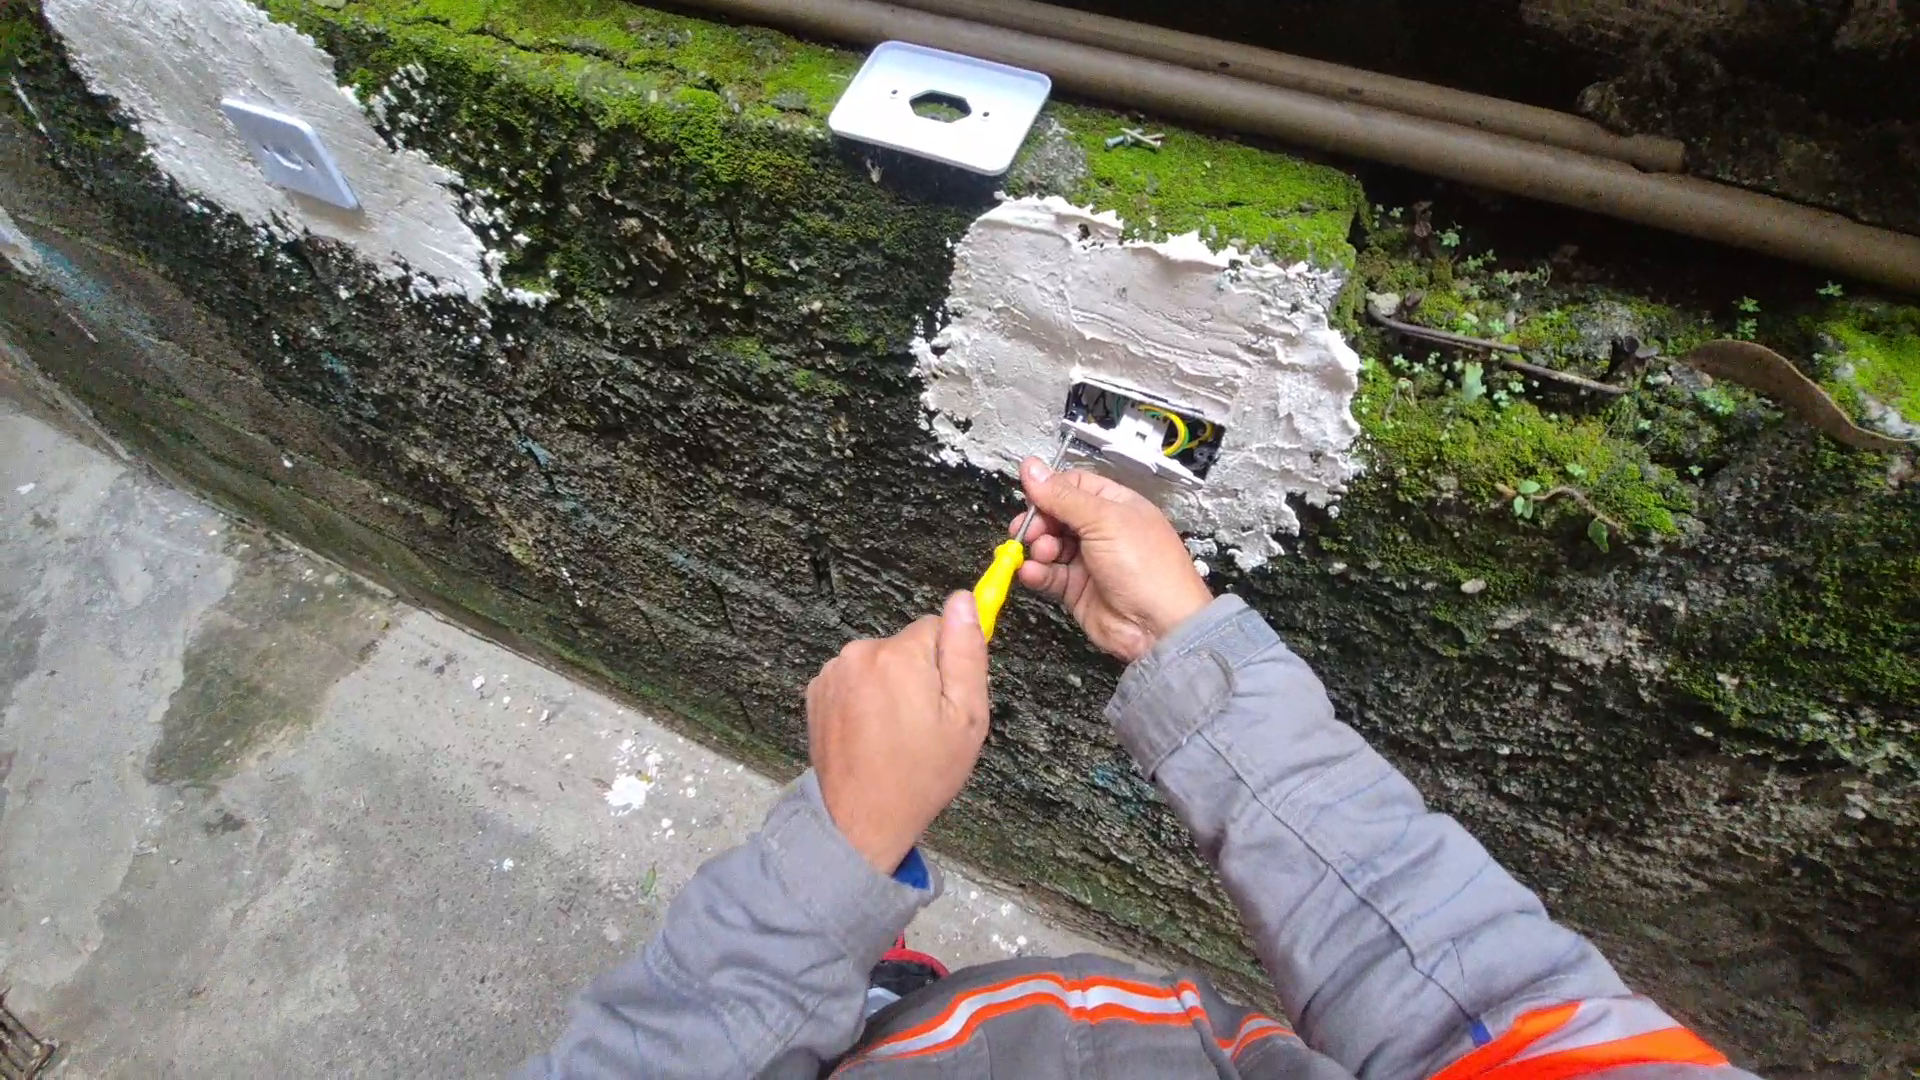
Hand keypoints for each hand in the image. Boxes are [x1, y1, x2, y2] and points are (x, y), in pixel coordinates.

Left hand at [806, 592, 991, 873]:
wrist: (861, 821)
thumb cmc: (921, 774)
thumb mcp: (967, 717)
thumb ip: (966, 652)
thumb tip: (963, 599)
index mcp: (899, 655)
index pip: (936, 627)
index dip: (947, 664)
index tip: (945, 699)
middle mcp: (859, 653)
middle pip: (906, 645)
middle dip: (918, 674)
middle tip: (923, 723)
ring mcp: (832, 672)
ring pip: (880, 661)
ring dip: (889, 685)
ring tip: (894, 733)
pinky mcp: (816, 691)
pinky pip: (854, 677)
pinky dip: (864, 697)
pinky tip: (869, 732)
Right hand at [1012, 457, 1212, 663]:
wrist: (1159, 627)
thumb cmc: (1151, 572)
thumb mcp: (1104, 520)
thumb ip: (1063, 496)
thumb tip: (1033, 469)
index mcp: (1115, 506)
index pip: (1072, 486)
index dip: (1049, 490)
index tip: (1031, 497)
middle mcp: (1102, 531)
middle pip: (1055, 515)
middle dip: (1038, 521)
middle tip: (1029, 529)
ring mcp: (1089, 561)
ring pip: (1048, 546)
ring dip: (1038, 548)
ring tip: (1043, 554)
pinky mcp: (1077, 589)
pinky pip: (1048, 575)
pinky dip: (1036, 573)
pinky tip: (1033, 572)